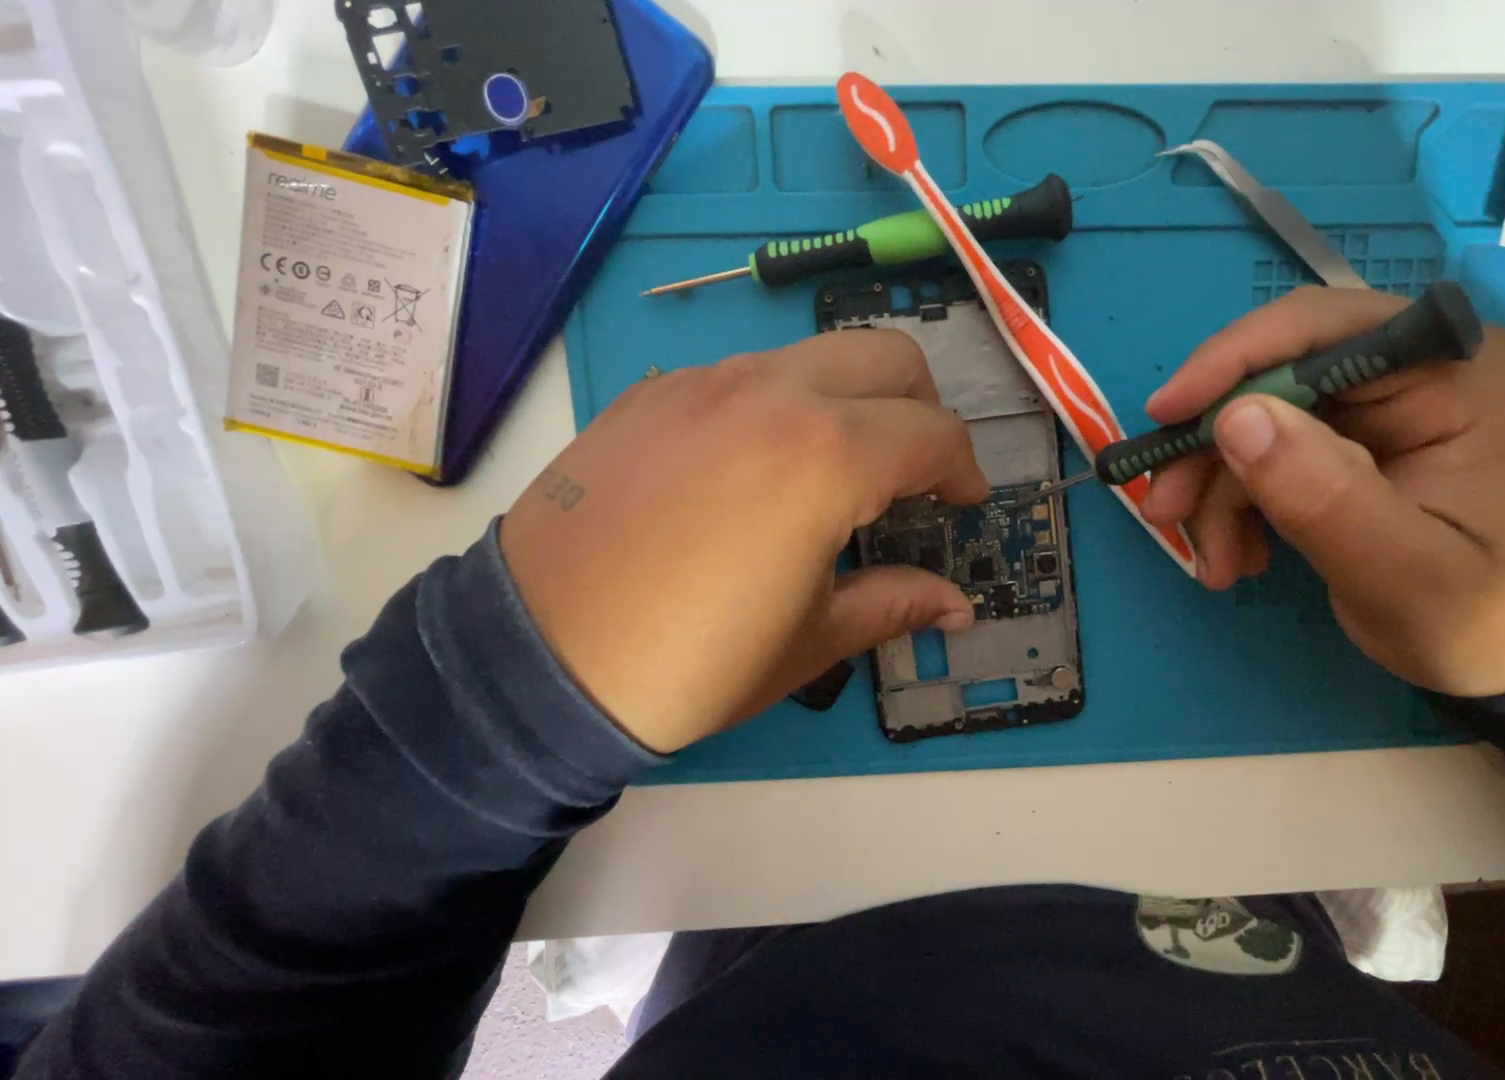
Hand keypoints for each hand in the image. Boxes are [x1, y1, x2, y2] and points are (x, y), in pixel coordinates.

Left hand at [499, 331, 987, 752]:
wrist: (535, 661)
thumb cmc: (692, 663)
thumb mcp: (810, 641)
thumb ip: (894, 604)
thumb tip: (957, 607)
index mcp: (827, 457)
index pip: (932, 434)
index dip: (964, 468)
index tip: (964, 503)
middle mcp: (773, 396)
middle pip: (887, 357)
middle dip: (922, 406)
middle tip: (917, 468)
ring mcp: (704, 384)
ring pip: (813, 355)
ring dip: (850, 397)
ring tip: (837, 465)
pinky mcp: (651, 394)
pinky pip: (744, 375)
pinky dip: (780, 403)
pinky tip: (755, 467)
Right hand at [1141, 286, 1504, 697]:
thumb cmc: (1488, 623)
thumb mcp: (1404, 573)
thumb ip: (1325, 495)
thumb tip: (1234, 419)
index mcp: (1454, 371)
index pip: (1324, 327)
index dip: (1233, 361)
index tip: (1165, 416)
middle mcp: (1415, 370)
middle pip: (1276, 376)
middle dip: (1211, 447)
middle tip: (1164, 512)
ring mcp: (1383, 408)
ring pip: (1260, 422)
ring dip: (1219, 491)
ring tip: (1214, 564)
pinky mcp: (1355, 446)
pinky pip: (1270, 456)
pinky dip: (1240, 506)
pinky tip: (1239, 557)